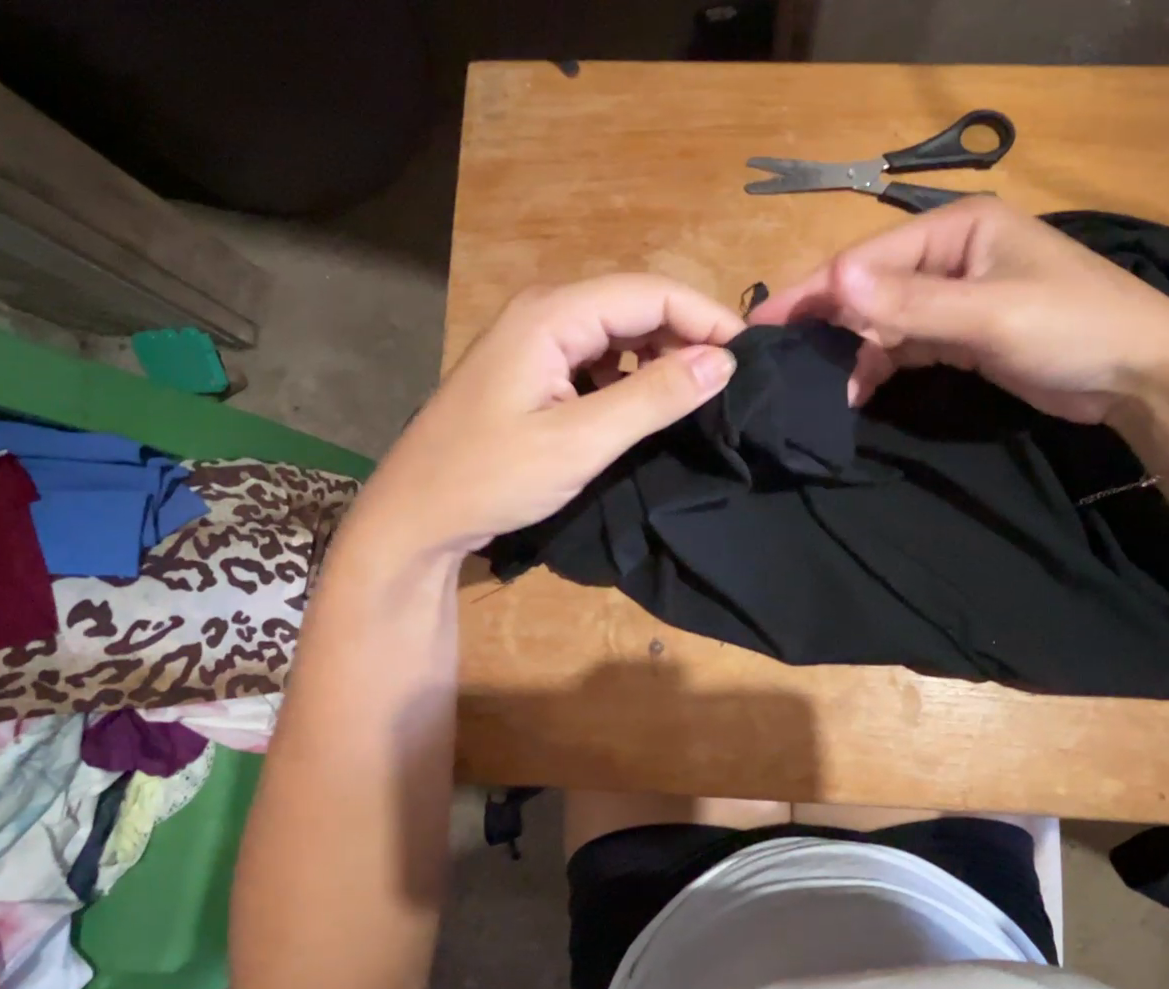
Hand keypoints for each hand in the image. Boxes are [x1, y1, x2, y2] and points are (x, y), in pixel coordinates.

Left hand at [360, 274, 742, 555]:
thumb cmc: (492, 476)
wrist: (417, 515)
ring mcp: (535, 340)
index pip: (650, 292)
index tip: (751, 357)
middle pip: (635, 305)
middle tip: (731, 381)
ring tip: (699, 396)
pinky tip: (649, 405)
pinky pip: (598, 357)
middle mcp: (544, 312)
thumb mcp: (580, 440)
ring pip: (619, 332)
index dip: (706, 318)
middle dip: (687, 335)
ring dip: (661, 357)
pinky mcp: (534, 370)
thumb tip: (723, 361)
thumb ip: (653, 397)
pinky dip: (632, 376)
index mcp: (551, 314)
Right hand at [749, 197, 1168, 423]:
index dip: (818, 291)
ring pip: (884, 320)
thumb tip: (834, 282)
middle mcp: (950, 254)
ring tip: (820, 388)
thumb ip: (910, 303)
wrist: (1142, 375)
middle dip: (828, 322)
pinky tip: (856, 391)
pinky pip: (906, 344)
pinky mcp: (962, 334)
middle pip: (871, 286)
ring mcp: (955, 296)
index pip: (870, 257)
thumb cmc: (1073, 328)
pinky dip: (880, 365)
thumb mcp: (990, 314)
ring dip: (853, 352)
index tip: (769, 325)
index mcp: (957, 228)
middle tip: (778, 357)